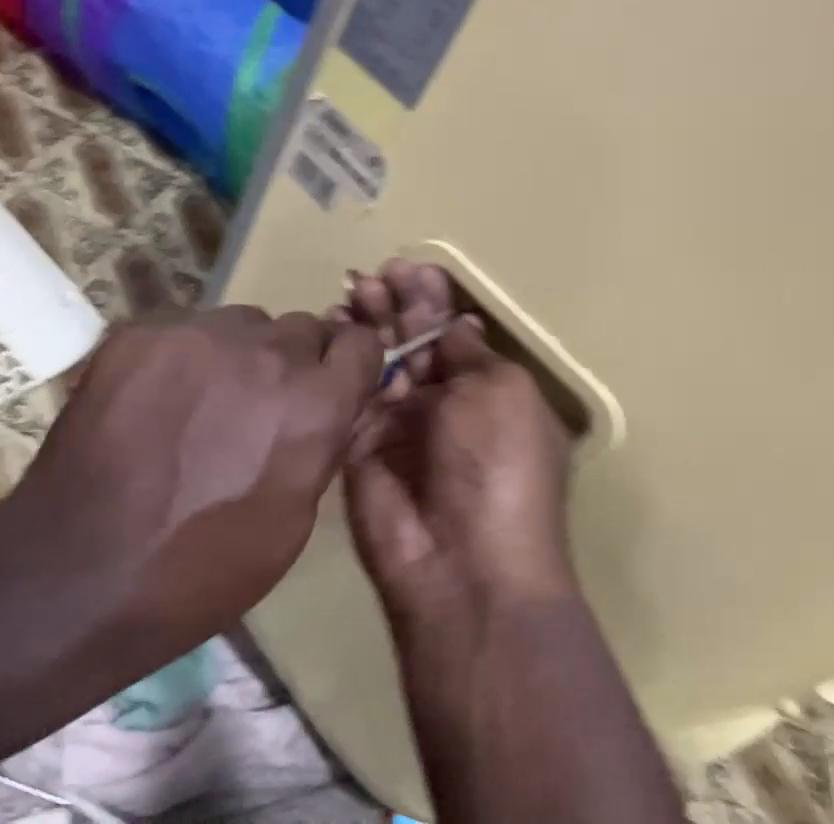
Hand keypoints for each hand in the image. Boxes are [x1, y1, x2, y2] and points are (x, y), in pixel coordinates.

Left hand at [9, 305, 383, 643]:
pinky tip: (154, 402)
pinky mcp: (137, 332)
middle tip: (255, 409)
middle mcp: (263, 353)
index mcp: (312, 404)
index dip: (346, 368)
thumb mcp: (291, 523)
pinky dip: (180, 357)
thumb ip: (318, 445)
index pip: (359, 343)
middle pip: (299, 329)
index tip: (328, 389)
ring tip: (199, 406)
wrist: (79, 571)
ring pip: (239, 324)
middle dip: (290, 365)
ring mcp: (194, 334)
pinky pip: (182, 328)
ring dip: (235, 356)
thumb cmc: (200, 571)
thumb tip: (324, 411)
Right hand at [338, 263, 577, 623]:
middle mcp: (443, 405)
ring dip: (366, 325)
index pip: (453, 332)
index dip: (432, 299)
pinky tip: (329, 328)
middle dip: (394, 305)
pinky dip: (338, 362)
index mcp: (489, 391)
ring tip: (351, 292)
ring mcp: (397, 427)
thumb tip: (454, 324)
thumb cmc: (498, 467)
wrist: (461, 565)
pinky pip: (346, 395)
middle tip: (372, 277)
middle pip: (411, 343)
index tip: (408, 268)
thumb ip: (469, 352)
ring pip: (376, 363)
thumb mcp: (503, 393)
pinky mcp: (356, 447)